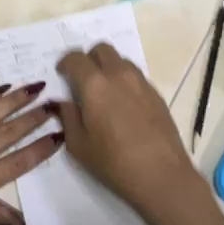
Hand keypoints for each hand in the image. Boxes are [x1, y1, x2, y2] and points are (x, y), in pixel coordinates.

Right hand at [55, 43, 204, 212]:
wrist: (161, 175)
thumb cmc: (114, 162)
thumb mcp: (78, 145)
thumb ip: (67, 117)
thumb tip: (64, 103)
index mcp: (95, 85)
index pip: (76, 58)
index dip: (65, 62)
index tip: (62, 74)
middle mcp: (119, 75)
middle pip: (102, 49)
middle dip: (89, 58)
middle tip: (82, 79)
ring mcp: (141, 83)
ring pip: (121, 61)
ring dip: (108, 68)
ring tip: (104, 93)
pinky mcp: (156, 94)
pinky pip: (136, 76)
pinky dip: (124, 81)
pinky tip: (123, 106)